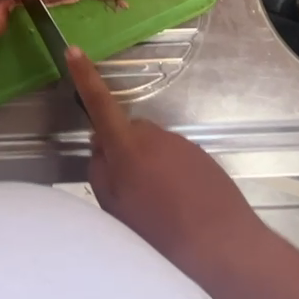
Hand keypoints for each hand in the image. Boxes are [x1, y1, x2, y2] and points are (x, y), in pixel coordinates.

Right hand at [67, 46, 258, 252]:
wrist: (225, 248)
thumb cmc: (159, 231)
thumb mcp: (113, 208)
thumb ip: (100, 171)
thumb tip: (102, 150)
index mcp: (126, 146)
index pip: (99, 103)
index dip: (84, 75)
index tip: (73, 50)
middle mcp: (154, 136)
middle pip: (128, 132)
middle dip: (123, 151)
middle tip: (127, 191)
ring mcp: (182, 145)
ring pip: (153, 148)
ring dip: (150, 167)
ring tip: (158, 208)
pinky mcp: (203, 158)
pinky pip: (176, 160)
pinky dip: (173, 178)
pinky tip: (180, 209)